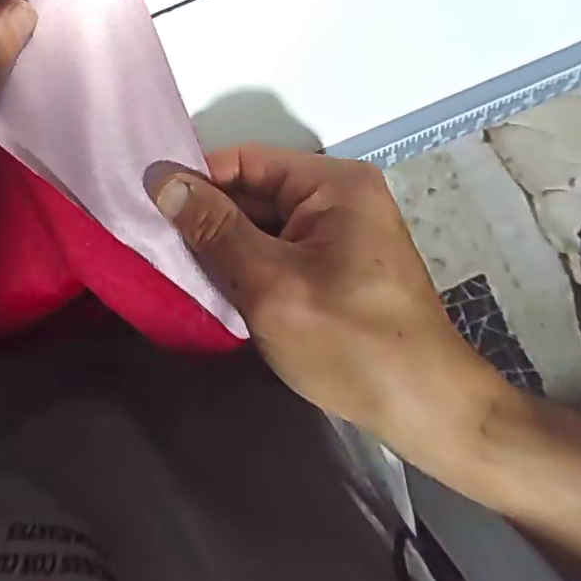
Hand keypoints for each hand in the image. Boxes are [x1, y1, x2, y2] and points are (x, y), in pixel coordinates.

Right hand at [146, 146, 515, 455]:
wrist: (432, 418)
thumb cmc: (351, 343)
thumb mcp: (269, 283)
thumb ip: (212, 227)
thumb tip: (161, 180)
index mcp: (332, 184)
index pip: (243, 161)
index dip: (194, 179)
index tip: (148, 203)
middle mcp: (336, 196)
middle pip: (250, 191)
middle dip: (205, 216)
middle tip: (154, 240)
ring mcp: (337, 230)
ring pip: (258, 222)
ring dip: (221, 244)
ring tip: (175, 263)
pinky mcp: (333, 262)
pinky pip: (274, 247)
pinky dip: (243, 263)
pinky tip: (214, 283)